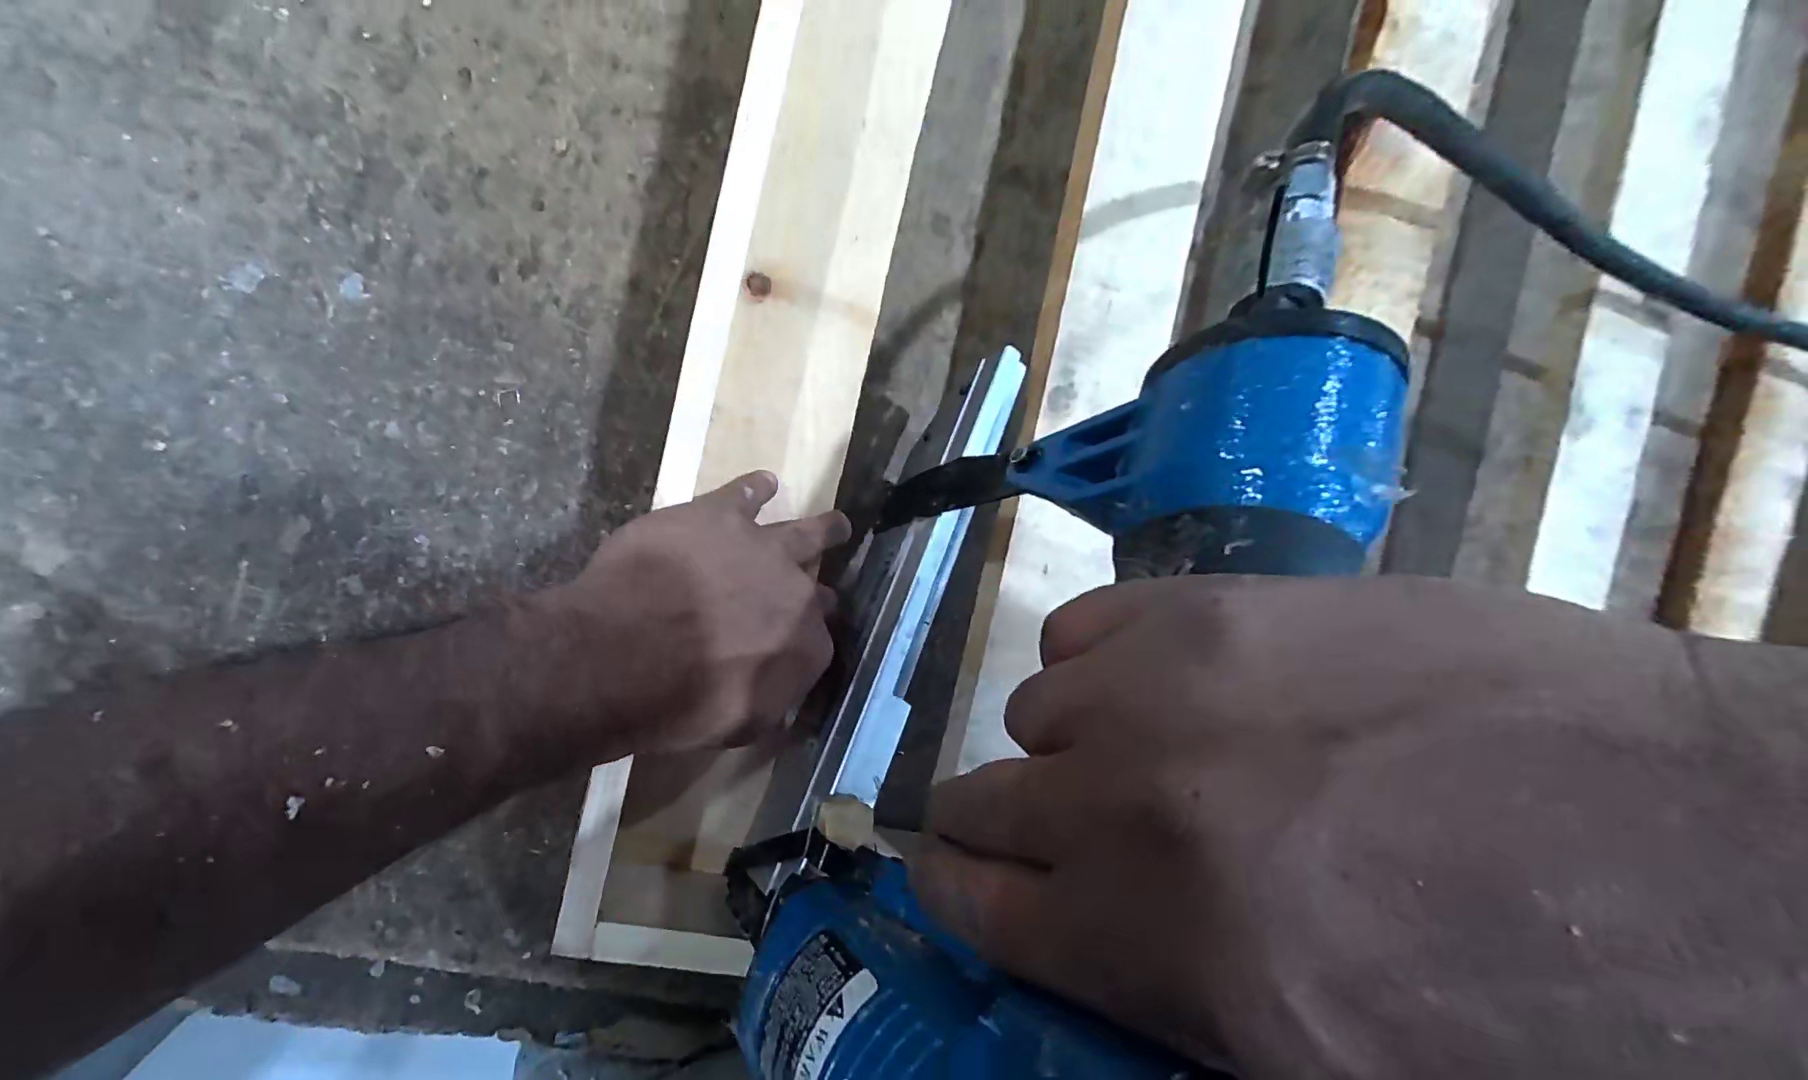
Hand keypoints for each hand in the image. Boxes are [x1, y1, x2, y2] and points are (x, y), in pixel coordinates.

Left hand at [548, 471, 848, 756]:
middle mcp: (797, 593)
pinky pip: (746, 493)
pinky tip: (764, 482)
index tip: (793, 645)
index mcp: (806, 646)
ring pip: (805, 532)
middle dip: (821, 591)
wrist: (627, 653)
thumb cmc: (682, 703)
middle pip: (817, 588)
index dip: (803, 642)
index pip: (816, 642)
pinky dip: (756, 488)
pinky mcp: (719, 516)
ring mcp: (762, 549)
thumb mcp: (740, 726)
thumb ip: (771, 704)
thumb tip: (783, 701)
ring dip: (823, 529)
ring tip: (835, 525)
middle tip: (825, 591)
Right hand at [912, 576, 1807, 1078]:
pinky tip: (1158, 680)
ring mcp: (1157, 685)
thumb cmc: (1526, 999)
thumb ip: (1151, 988)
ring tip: (1147, 750)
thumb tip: (1062, 928)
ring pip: (1033, 711)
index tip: (949, 870)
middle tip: (1043, 823)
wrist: (1712, 839)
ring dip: (1070, 742)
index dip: (951, 886)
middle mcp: (1124, 805)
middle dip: (990, 820)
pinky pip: (1077, 632)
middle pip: (977, 800)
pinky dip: (1095, 662)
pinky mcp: (1204, 603)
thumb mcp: (1315, 1060)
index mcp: (1152, 943)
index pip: (970, 901)